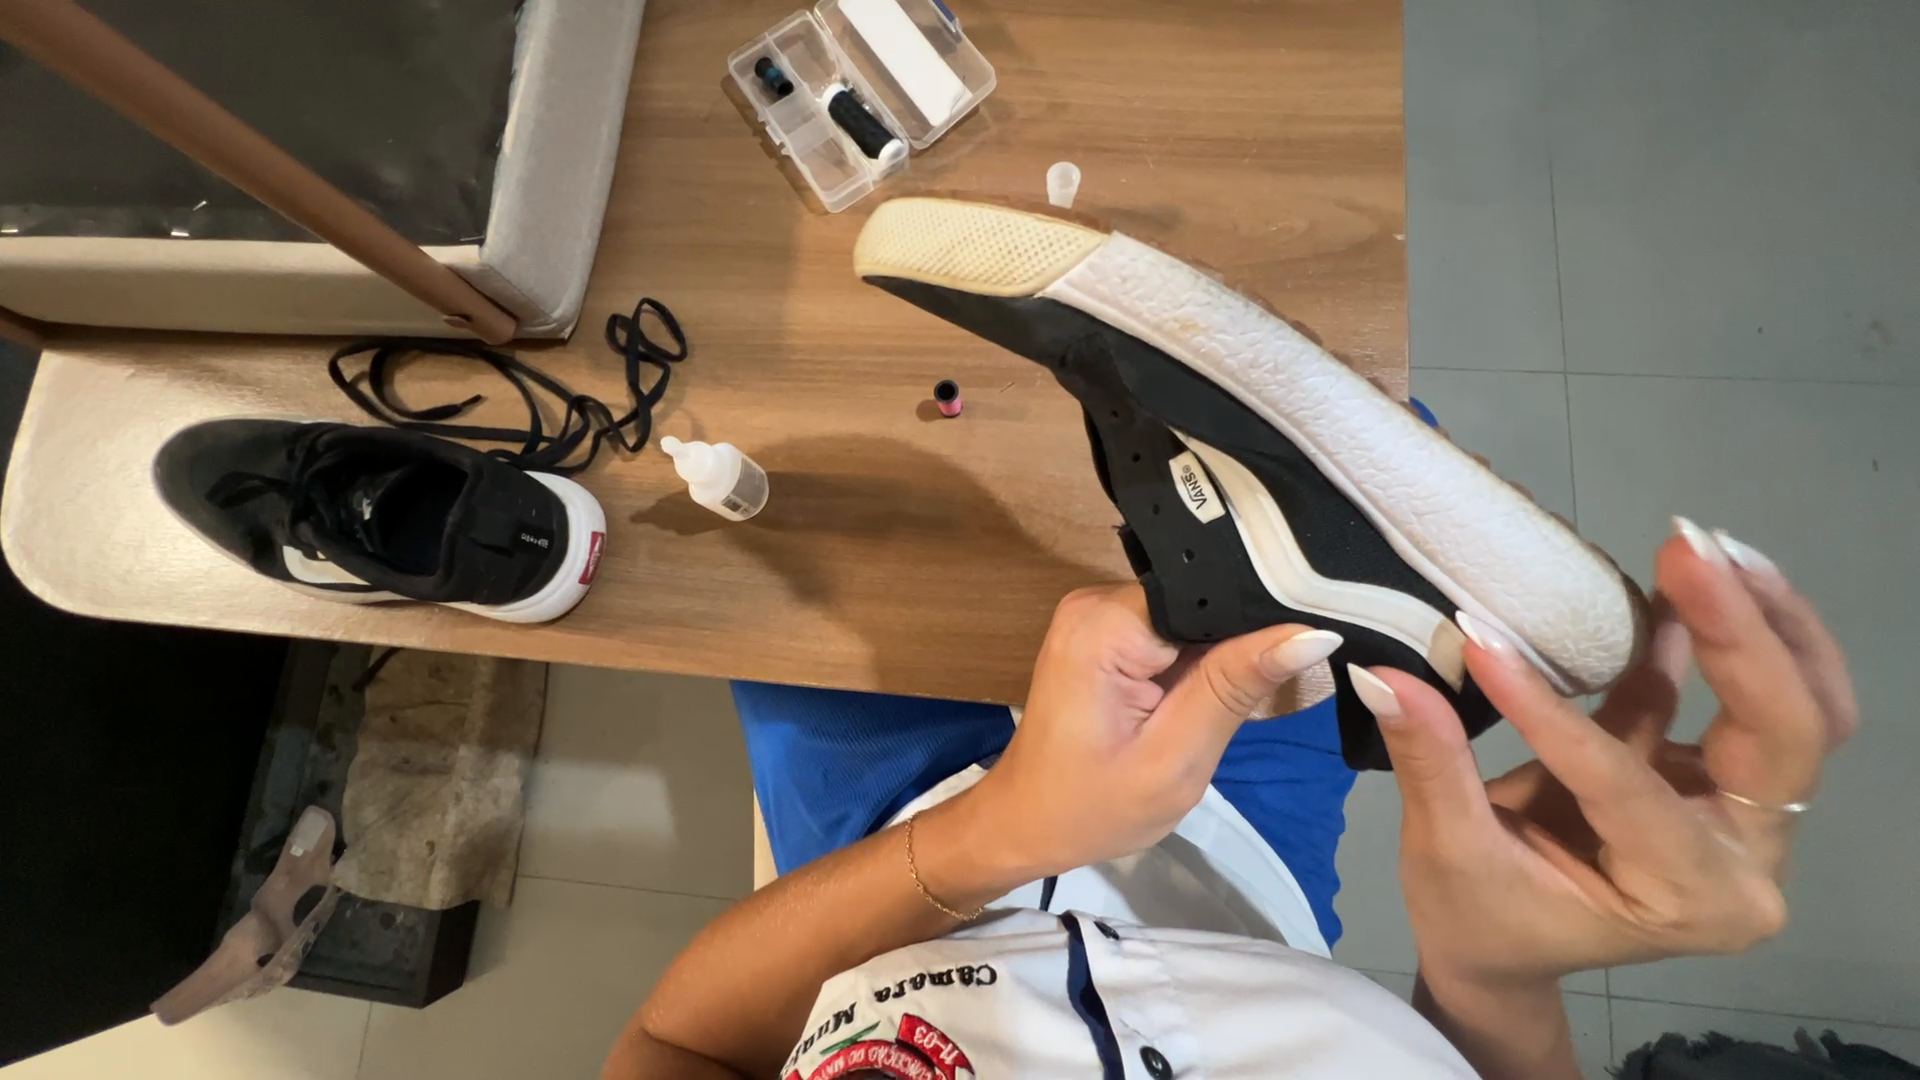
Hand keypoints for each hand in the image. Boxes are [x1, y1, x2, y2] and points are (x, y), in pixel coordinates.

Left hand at [963, 584, 1342, 879]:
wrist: (1026, 819)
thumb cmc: (1091, 806)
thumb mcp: (1174, 759)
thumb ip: (1234, 687)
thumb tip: (1311, 633)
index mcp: (1104, 625)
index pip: (1207, 595)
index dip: (1260, 619)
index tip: (1312, 648)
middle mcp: (1095, 601)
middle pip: (1198, 600)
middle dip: (1242, 639)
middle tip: (1286, 684)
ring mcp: (1095, 613)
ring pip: (1188, 616)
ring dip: (1221, 652)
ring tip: (1249, 693)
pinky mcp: (1101, 631)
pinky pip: (1167, 630)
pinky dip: (1196, 660)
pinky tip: (1212, 690)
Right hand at [1363, 521, 1857, 994]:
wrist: (1503, 951)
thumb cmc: (1476, 916)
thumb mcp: (1447, 849)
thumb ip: (1430, 761)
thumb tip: (1384, 675)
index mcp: (1685, 896)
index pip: (1624, 783)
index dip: (1551, 713)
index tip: (1480, 641)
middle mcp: (1742, 857)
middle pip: (1787, 735)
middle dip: (1745, 637)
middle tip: (1691, 549)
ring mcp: (1730, 814)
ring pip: (1791, 713)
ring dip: (1758, 625)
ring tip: (1708, 549)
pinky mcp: (1696, 778)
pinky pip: (1720, 704)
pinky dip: (1703, 640)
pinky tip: (1672, 584)